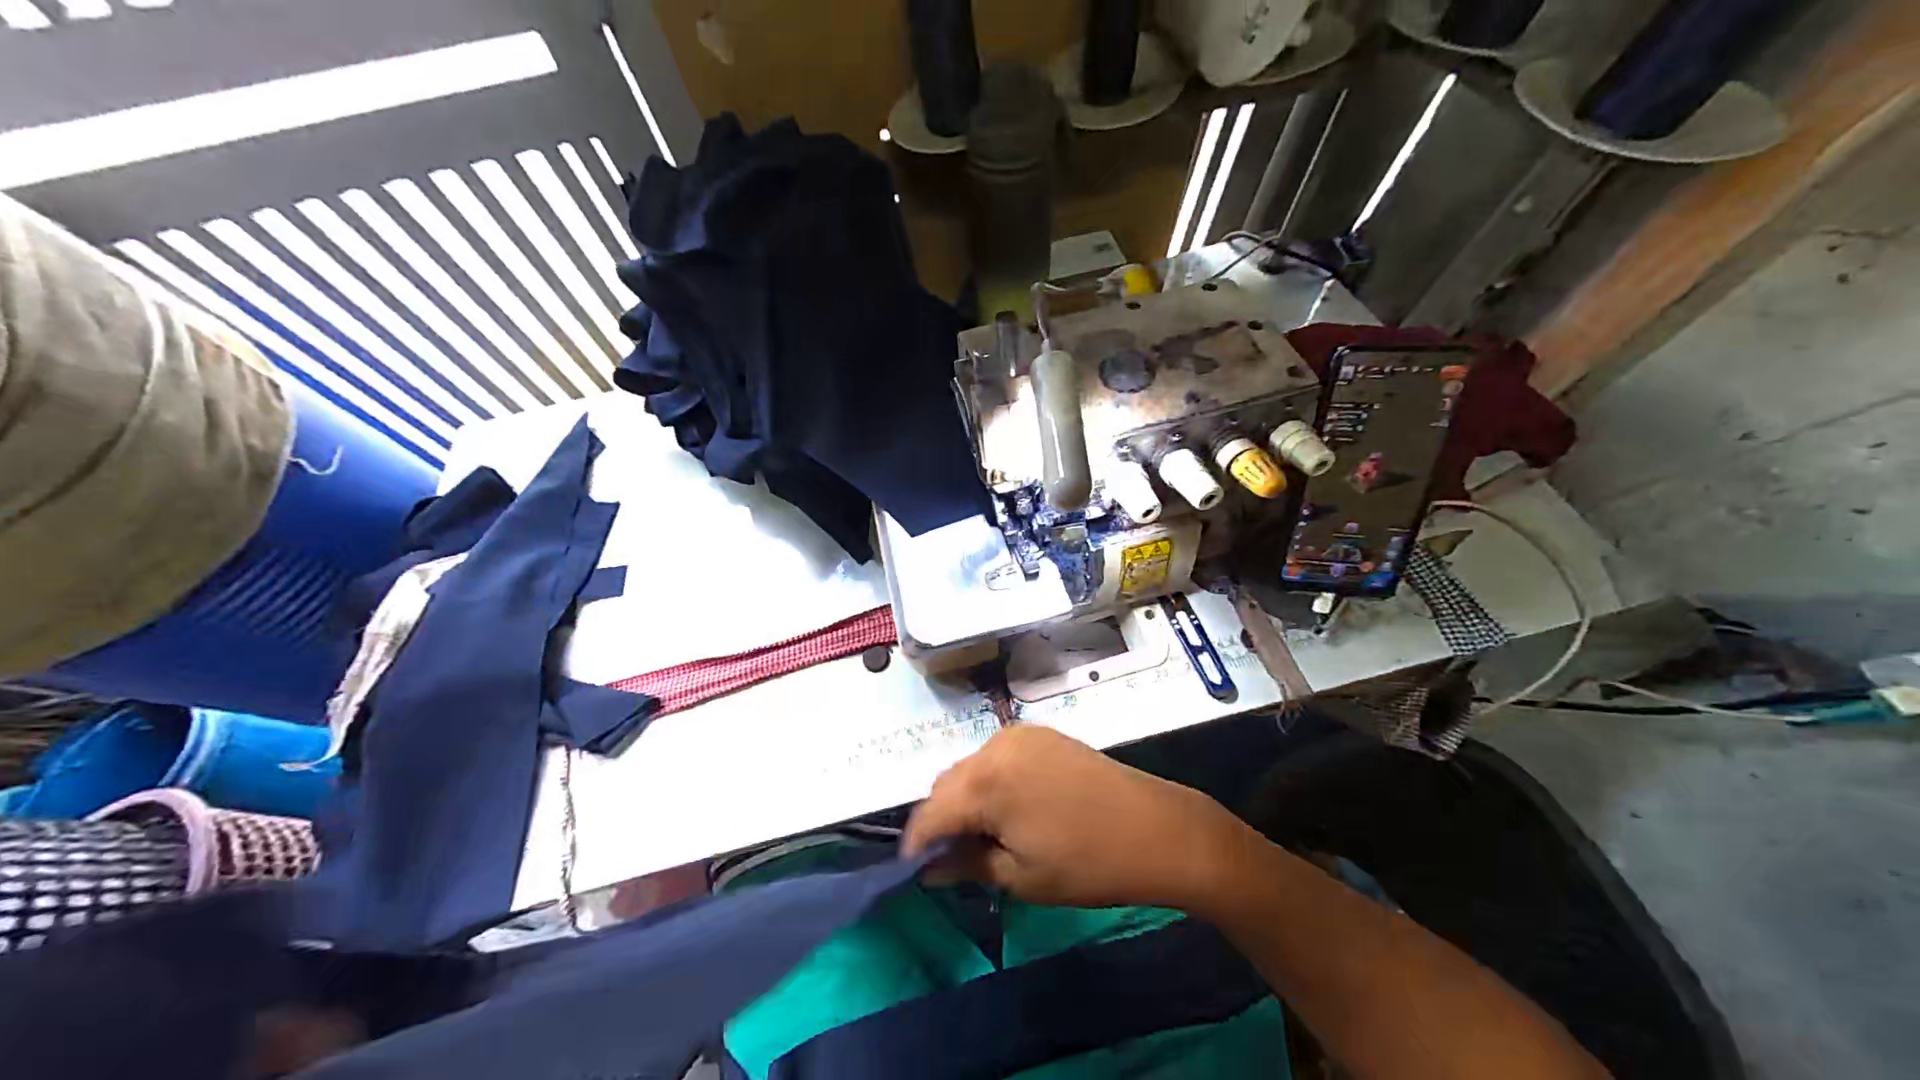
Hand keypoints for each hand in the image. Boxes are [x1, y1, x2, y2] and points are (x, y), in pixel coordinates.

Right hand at [903, 725, 1259, 909]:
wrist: (1157, 830)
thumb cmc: (1087, 864)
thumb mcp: (1020, 877)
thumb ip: (966, 865)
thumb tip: (929, 869)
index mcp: (985, 782)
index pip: (929, 812)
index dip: (917, 845)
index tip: (916, 871)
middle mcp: (995, 747)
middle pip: (946, 784)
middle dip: (942, 819)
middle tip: (956, 858)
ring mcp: (1020, 735)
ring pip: (970, 768)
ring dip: (966, 799)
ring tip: (987, 835)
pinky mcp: (1042, 734)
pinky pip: (997, 757)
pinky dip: (991, 781)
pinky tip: (1012, 809)